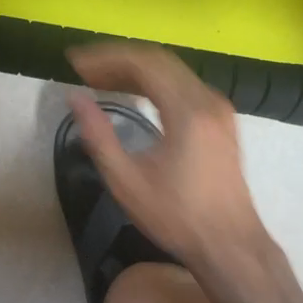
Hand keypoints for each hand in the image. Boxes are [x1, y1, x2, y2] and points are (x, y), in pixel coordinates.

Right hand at [67, 43, 269, 265]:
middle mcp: (208, 100)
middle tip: (82, 70)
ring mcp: (219, 109)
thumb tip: (74, 98)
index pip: (143, 63)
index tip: (73, 63)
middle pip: (159, 61)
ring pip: (173, 71)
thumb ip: (98, 135)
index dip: (105, 58)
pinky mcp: (221, 121)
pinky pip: (183, 86)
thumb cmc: (176, 216)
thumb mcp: (126, 180)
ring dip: (134, 70)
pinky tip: (132, 95)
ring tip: (99, 80)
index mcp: (187, 111)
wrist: (229, 244)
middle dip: (117, 60)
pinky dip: (153, 83)